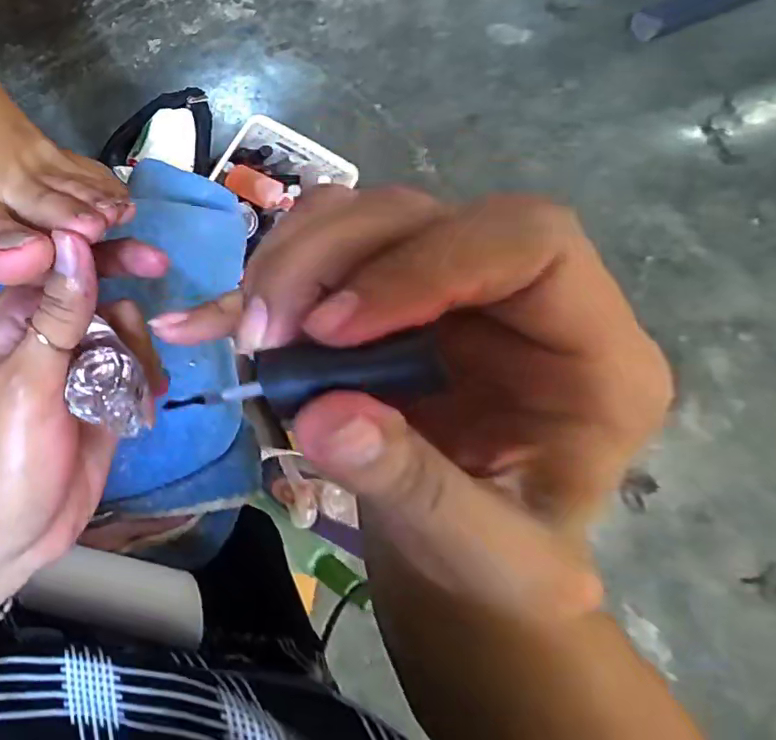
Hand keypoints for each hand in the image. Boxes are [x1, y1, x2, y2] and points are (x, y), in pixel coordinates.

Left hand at [0, 232, 166, 607]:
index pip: (61, 262)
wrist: (14, 532)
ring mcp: (77, 362)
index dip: (102, 250)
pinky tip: (148, 403)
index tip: (149, 255)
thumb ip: (59, 312)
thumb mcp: (32, 377)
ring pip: (124, 328)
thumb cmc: (7, 452)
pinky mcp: (103, 393)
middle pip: (101, 290)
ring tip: (140, 387)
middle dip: (130, 301)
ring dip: (141, 350)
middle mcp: (48, 330)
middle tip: (166, 301)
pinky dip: (147, 378)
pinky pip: (135, 367)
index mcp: (18, 315)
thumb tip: (71, 239)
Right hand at [153, 186, 672, 619]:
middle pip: (407, 214)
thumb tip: (323, 416)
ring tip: (248, 339)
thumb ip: (416, 487)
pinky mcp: (359, 293)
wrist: (456, 552)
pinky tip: (194, 326)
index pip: (523, 240)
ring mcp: (424, 283)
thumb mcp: (483, 551)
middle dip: (321, 264)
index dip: (421, 265)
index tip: (330, 332)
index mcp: (580, 342)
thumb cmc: (501, 559)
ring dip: (281, 266)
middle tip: (265, 337)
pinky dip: (243, 289)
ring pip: (345, 218)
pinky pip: (296, 257)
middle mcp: (501, 292)